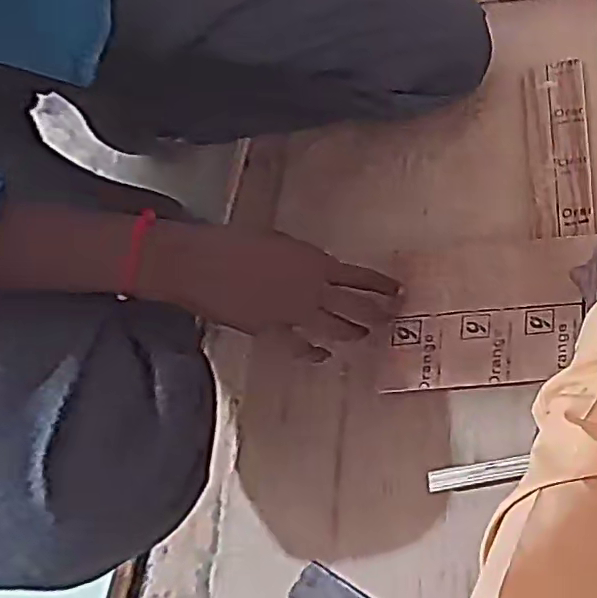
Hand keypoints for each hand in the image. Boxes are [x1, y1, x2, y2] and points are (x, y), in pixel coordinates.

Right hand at [141, 223, 400, 360]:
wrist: (198, 261)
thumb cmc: (236, 242)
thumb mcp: (282, 242)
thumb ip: (307, 260)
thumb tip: (321, 269)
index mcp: (318, 265)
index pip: (361, 278)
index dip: (383, 286)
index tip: (398, 292)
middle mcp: (313, 290)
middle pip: (358, 308)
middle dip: (378, 314)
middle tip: (391, 319)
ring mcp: (295, 313)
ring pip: (337, 329)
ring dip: (353, 333)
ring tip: (364, 335)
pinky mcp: (272, 331)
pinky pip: (300, 347)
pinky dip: (313, 352)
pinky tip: (322, 355)